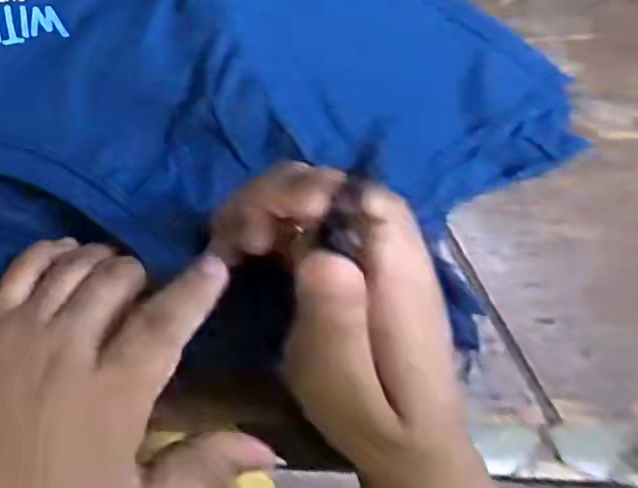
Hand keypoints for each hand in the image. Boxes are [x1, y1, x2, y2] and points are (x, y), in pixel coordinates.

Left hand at [0, 239, 275, 487]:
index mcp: (113, 393)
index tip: (214, 263)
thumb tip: (262, 444)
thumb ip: (199, 468)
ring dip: (97, 257)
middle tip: (150, 284)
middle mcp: (70, 347)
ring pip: (70, 268)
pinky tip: (63, 249)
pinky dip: (46, 251)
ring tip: (114, 266)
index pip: (161, 327)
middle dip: (139, 272)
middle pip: (112, 283)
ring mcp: (28, 329)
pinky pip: (21, 269)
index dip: (192, 293)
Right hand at [210, 164, 489, 487]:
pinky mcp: (330, 262)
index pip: (368, 195)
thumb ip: (338, 322)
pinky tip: (238, 250)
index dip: (320, 187)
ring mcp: (351, 253)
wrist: (402, 453)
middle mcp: (377, 250)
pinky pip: (290, 220)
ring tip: (236, 247)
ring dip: (257, 207)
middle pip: (323, 184)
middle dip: (274, 194)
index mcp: (397, 272)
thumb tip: (325, 254)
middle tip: (246, 238)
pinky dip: (257, 221)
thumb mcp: (348, 384)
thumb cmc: (376, 423)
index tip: (284, 215)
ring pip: (299, 194)